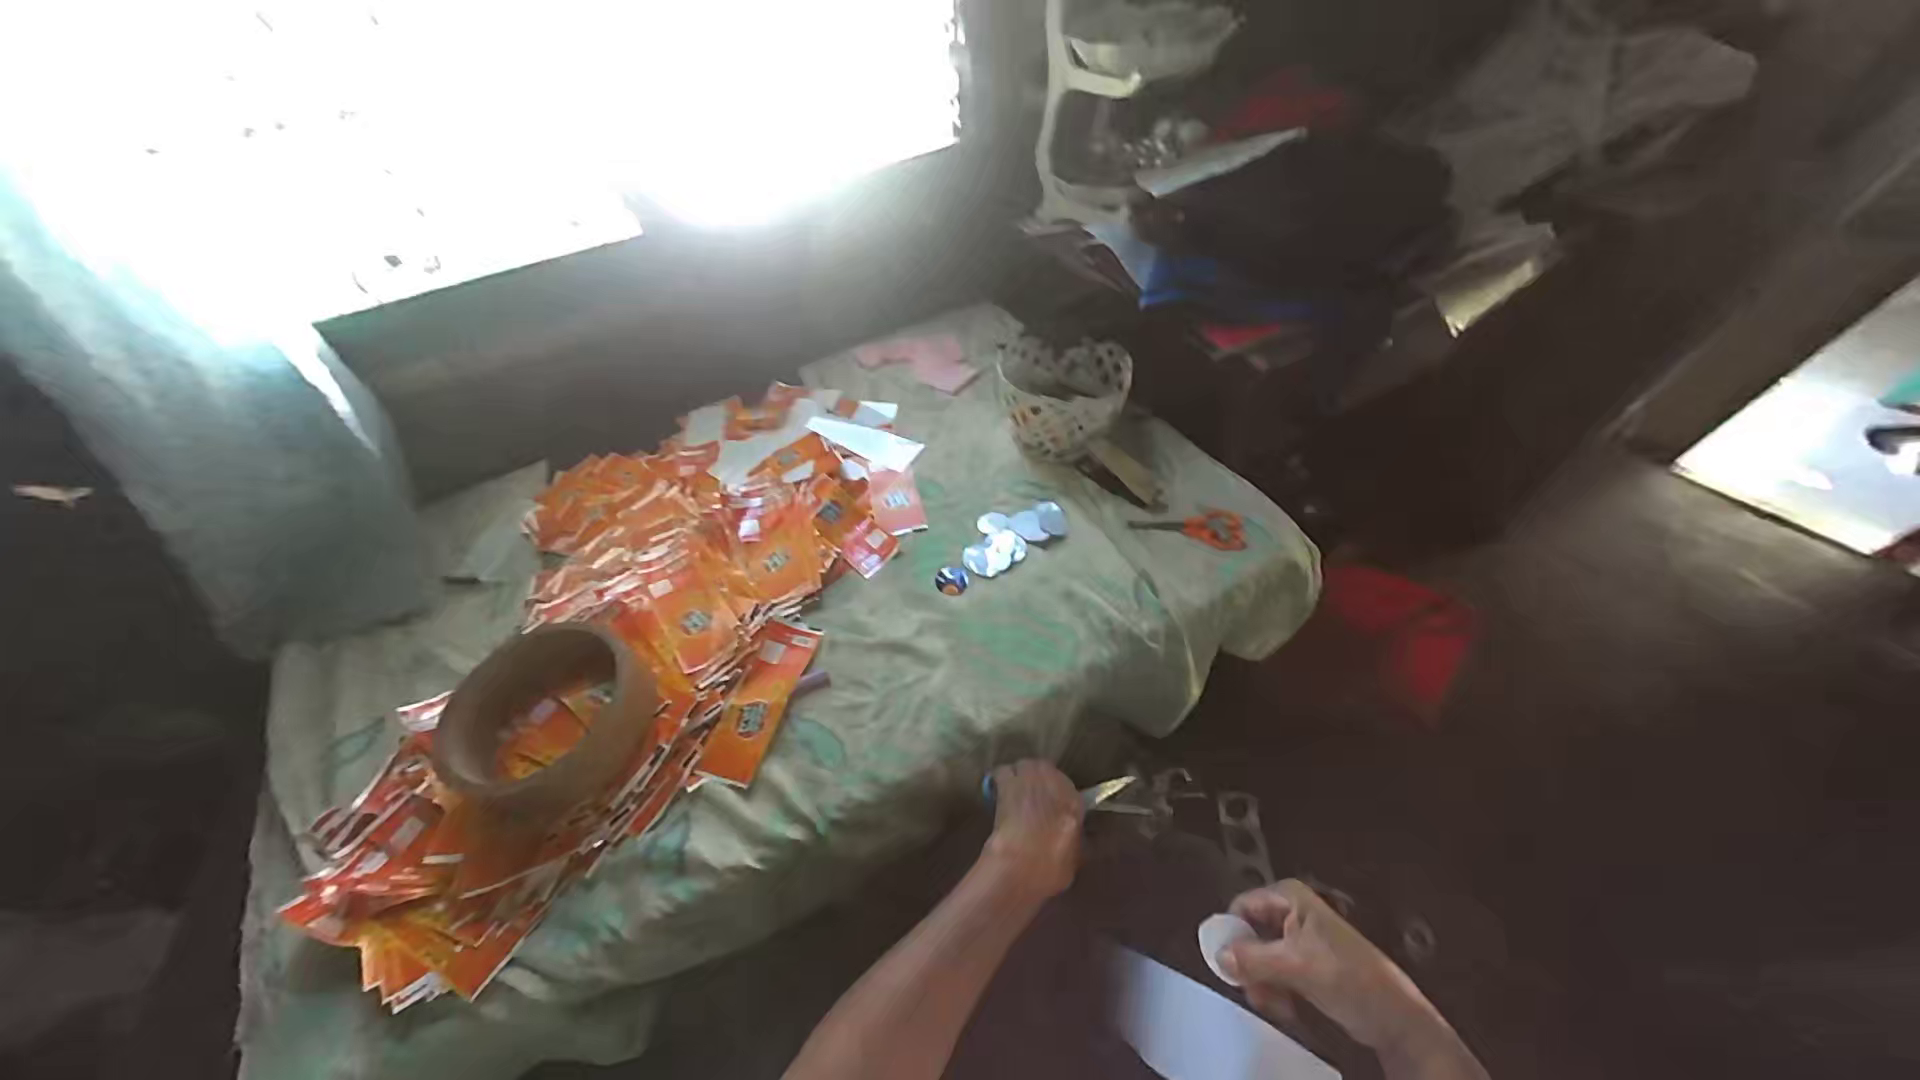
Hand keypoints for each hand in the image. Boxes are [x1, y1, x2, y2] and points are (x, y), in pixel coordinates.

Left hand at [978, 760, 1083, 901]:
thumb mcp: (1074, 860)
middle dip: (1039, 778)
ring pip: (1025, 765)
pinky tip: (997, 790)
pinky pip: (1003, 771)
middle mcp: (1054, 784)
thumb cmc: (1049, 868)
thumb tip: (1076, 837)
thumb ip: (1077, 841)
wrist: (1020, 863)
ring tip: (1015, 789)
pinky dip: (1000, 778)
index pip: (1071, 790)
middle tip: (1032, 795)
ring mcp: (1029, 780)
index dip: (1060, 798)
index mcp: (1074, 803)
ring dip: (1021, 775)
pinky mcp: (1007, 782)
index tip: (1053, 807)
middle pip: (1047, 769)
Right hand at [1221, 879, 1448, 1054]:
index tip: (1231, 967)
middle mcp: (1289, 911)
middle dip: (1250, 966)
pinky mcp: (1305, 963)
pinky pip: (1274, 972)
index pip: (1242, 907)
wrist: (1399, 1022)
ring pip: (1259, 956)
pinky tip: (1287, 1009)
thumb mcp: (1297, 967)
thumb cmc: (1350, 980)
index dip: (1232, 935)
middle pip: (1249, 933)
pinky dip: (1275, 990)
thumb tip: (1217, 956)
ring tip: (1278, 1007)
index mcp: (1288, 897)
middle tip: (1258, 994)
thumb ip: (1254, 959)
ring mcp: (1298, 938)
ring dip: (1263, 983)